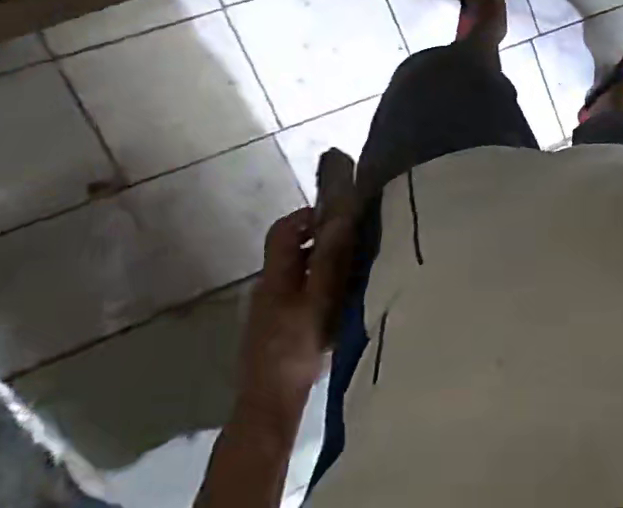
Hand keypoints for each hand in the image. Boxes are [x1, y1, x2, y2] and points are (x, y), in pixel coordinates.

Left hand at [232, 150, 358, 425]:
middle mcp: (267, 287)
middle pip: (290, 251)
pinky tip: (340, 306)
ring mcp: (269, 312)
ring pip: (296, 275)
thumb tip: (340, 215)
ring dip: (322, 267)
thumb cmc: (294, 349)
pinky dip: (319, 291)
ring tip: (354, 272)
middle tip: (355, 243)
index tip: (339, 216)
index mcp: (274, 275)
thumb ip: (329, 258)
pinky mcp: (276, 332)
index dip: (307, 215)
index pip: (282, 229)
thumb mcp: (319, 300)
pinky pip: (299, 297)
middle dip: (321, 241)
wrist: (268, 407)